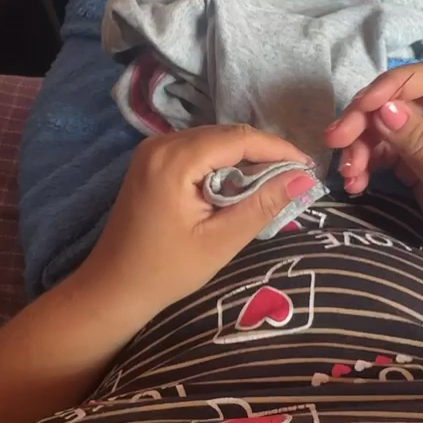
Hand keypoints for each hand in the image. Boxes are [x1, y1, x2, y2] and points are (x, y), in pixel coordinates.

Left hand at [72, 124, 317, 326]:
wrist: (113, 287)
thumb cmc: (166, 271)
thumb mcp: (221, 241)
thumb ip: (263, 204)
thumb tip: (304, 179)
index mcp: (174, 160)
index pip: (239, 139)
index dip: (278, 149)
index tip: (309, 167)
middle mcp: (161, 144)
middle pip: (226, 135)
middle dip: (264, 153)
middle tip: (297, 178)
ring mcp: (153, 150)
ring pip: (213, 140)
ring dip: (245, 158)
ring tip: (276, 182)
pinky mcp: (152, 161)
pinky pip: (198, 150)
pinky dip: (223, 163)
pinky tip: (241, 184)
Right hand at [322, 62, 422, 287]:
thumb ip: (422, 145)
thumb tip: (383, 109)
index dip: (392, 85)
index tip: (360, 108)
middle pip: (400, 102)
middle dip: (365, 119)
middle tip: (334, 141)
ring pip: (386, 128)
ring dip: (361, 146)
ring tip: (348, 176)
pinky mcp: (420, 166)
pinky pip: (385, 154)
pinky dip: (367, 165)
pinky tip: (356, 184)